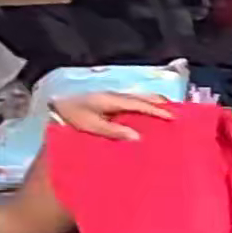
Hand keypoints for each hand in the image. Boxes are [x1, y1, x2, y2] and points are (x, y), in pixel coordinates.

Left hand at [51, 92, 173, 140]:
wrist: (53, 105)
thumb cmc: (71, 115)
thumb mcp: (89, 125)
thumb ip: (113, 130)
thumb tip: (138, 137)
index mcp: (114, 101)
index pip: (141, 105)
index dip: (158, 111)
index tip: (174, 118)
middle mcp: (118, 96)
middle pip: (147, 97)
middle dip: (164, 105)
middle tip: (179, 115)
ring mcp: (116, 96)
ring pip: (143, 97)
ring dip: (157, 104)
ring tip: (169, 113)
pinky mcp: (113, 99)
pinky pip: (137, 100)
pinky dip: (149, 105)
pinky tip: (151, 113)